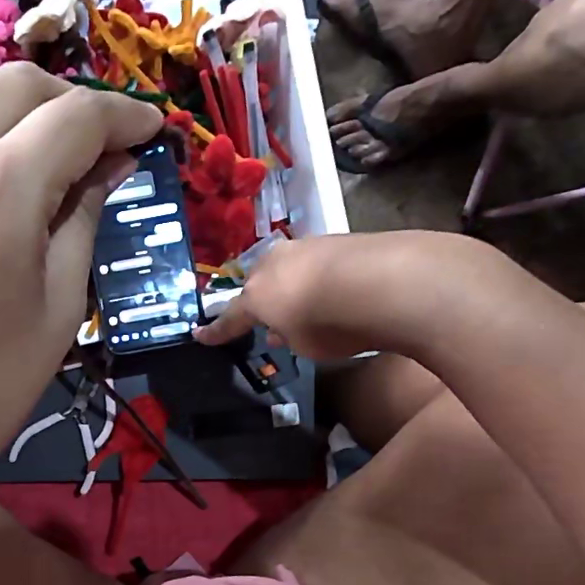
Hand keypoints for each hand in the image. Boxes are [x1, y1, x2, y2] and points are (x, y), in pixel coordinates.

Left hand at [0, 63, 162, 523]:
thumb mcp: (62, 300)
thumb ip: (86, 214)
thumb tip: (112, 162)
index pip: (75, 117)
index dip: (124, 115)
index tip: (151, 128)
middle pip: (14, 85)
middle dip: (70, 101)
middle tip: (100, 138)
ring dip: (11, 113)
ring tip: (39, 154)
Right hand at [196, 231, 514, 358]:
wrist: (384, 282)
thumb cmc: (332, 324)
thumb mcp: (304, 346)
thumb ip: (289, 336)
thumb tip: (282, 328)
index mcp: (257, 295)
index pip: (230, 318)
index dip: (216, 331)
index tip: (200, 335)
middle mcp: (274, 264)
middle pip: (260, 285)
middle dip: (262, 302)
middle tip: (270, 321)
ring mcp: (305, 246)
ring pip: (288, 270)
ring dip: (292, 287)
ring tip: (305, 304)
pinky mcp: (335, 238)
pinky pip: (316, 263)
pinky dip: (318, 277)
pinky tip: (333, 288)